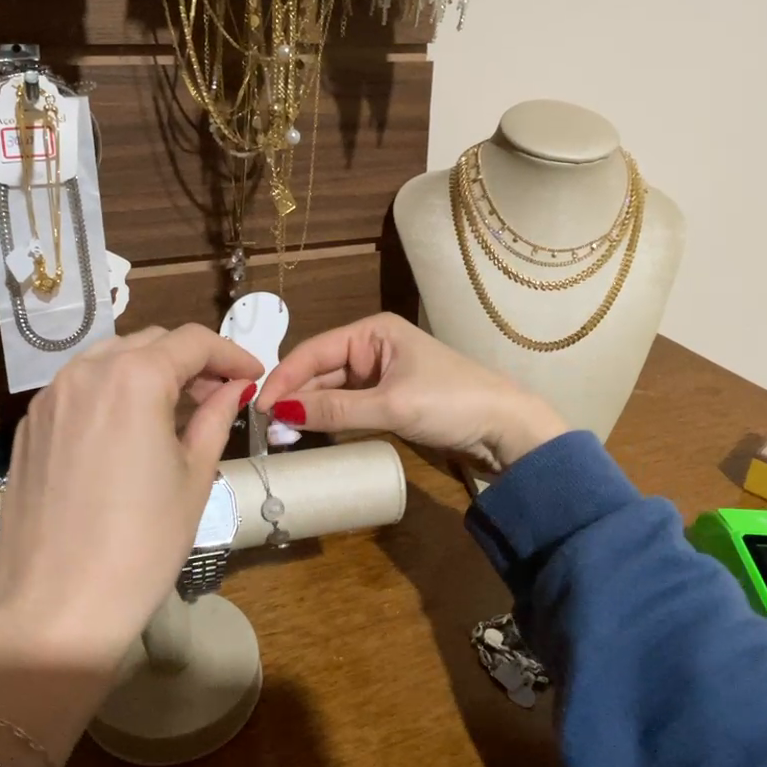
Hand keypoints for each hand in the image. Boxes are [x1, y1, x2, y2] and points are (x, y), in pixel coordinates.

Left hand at [0, 324, 263, 668]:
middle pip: (149, 343)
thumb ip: (216, 417)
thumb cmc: (143, 545)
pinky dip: (112, 391)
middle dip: (190, 360)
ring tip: (176, 409)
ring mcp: (50, 398)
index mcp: (134, 378)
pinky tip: (129, 430)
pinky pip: (79, 388)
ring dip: (149, 370)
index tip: (253, 374)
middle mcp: (86, 372)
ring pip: (110, 359)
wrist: (57, 609)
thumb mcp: (195, 477)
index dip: (230, 353)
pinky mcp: (29, 427)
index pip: (192, 342)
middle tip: (220, 393)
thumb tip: (233, 387)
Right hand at [256, 313, 567, 468]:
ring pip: (332, 390)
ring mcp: (382, 375)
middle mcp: (374, 347)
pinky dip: (330, 419)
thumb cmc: (451, 402)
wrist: (507, 429)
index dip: (285, 378)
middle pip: (321, 370)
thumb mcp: (391, 406)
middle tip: (264, 427)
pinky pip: (349, 406)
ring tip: (280, 434)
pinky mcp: (390, 400)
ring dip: (309, 409)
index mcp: (374, 332)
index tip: (259, 406)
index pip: (315, 350)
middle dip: (294, 396)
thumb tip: (280, 414)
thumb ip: (335, 409)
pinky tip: (310, 433)